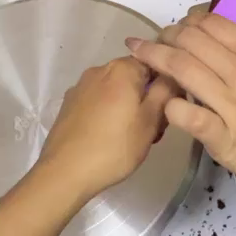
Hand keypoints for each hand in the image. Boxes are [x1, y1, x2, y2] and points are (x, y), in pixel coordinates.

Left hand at [34, 57, 176, 198]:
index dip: (166, 84)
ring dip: (127, 107)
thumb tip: (170, 74)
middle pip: (133, 77)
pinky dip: (107, 113)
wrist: (64, 172)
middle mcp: (98, 70)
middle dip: (146, 98)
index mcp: (121, 68)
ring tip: (130, 137)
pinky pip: (97, 101)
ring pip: (115, 90)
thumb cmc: (114, 146)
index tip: (168, 109)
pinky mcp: (68, 104)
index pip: (154, 63)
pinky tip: (107, 138)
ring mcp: (80, 87)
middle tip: (152, 130)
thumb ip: (165, 91)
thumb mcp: (150, 121)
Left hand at [124, 8, 235, 216]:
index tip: (180, 25)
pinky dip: (170, 106)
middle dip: (166, 36)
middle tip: (153, 40)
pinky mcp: (224, 140)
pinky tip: (164, 103)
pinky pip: (187, 117)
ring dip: (156, 59)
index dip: (190, 20)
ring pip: (182, 70)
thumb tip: (227, 44)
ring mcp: (232, 107)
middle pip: (192, 42)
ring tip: (141, 56)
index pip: (215, 24)